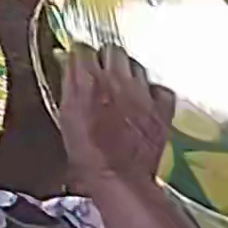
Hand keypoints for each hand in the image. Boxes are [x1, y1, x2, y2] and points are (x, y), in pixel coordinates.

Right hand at [59, 43, 176, 193]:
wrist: (119, 179)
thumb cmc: (86, 150)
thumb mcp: (66, 113)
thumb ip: (69, 84)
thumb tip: (70, 66)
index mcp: (86, 79)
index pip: (82, 48)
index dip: (80, 55)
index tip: (79, 62)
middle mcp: (115, 79)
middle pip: (112, 49)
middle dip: (105, 57)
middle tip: (102, 71)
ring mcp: (141, 93)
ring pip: (136, 65)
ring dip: (128, 72)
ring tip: (123, 86)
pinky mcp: (161, 110)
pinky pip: (160, 89)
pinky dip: (153, 92)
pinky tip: (146, 100)